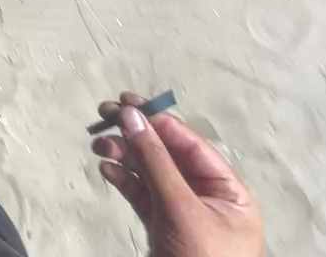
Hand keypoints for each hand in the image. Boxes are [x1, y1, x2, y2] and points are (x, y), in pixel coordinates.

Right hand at [91, 92, 263, 256]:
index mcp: (227, 192)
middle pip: (166, 153)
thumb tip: (131, 114)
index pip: (190, 144)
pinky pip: (139, 190)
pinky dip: (122, 176)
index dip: (158, 120)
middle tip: (103, 114)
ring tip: (99, 146)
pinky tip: (106, 169)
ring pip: (148, 169)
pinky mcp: (160, 222)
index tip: (125, 102)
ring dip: (123, 153)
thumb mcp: (181, 209)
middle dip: (135, 134)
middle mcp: (205, 196)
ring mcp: (181, 210)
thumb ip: (155, 161)